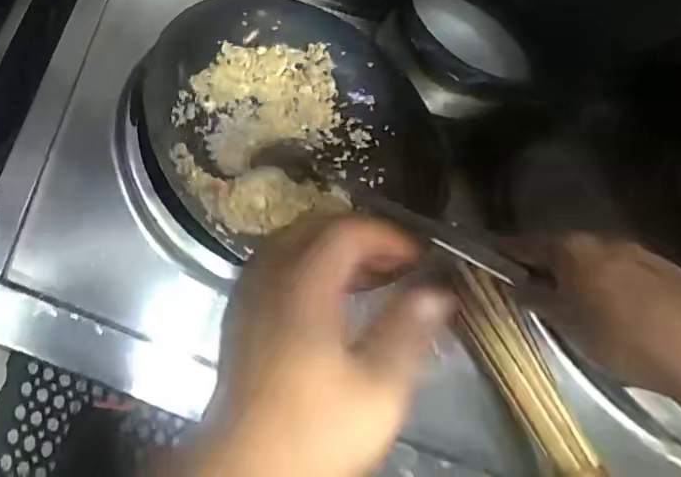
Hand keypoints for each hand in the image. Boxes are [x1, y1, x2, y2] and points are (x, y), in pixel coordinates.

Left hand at [170, 216, 453, 476]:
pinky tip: (336, 296)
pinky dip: (310, 263)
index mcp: (301, 279)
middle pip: (317, 227)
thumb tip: (438, 292)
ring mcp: (249, 282)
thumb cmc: (318, 425)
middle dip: (364, 237)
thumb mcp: (379, 387)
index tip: (425, 257)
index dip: (388, 235)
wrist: (249, 455)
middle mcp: (269, 268)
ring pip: (294, 241)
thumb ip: (407, 331)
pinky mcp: (241, 301)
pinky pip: (277, 260)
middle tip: (406, 266)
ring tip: (379, 279)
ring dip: (336, 250)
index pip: (345, 229)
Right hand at [520, 233, 680, 476]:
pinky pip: (639, 279)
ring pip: (604, 262)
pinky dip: (627, 291)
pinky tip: (634, 317)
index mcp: (568, 245)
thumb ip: (533, 297)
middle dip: (550, 265)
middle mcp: (604, 239)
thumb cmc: (625, 339)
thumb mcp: (565, 323)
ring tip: (589, 305)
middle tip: (541, 288)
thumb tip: (513, 282)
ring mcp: (648, 256)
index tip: (488, 260)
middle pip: (564, 249)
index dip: (502, 253)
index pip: (520, 242)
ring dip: (591, 277)